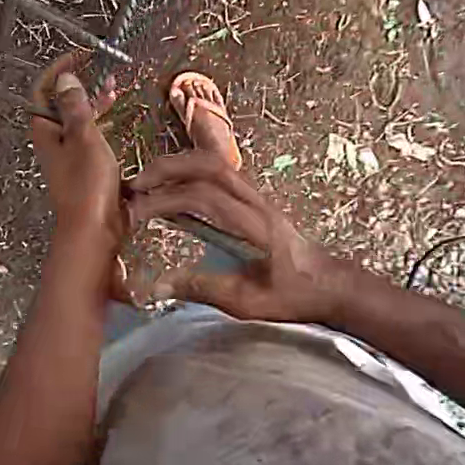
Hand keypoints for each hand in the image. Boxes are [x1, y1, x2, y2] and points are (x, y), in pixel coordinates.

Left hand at [30, 53, 120, 248]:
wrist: (95, 230)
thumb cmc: (87, 185)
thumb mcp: (84, 138)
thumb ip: (76, 108)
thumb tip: (65, 80)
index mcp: (46, 133)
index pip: (42, 92)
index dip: (57, 72)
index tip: (78, 58)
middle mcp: (54, 144)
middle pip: (61, 106)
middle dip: (80, 87)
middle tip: (101, 73)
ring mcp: (70, 158)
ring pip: (79, 122)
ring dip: (93, 105)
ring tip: (114, 91)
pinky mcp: (87, 171)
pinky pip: (92, 140)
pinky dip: (103, 127)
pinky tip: (118, 124)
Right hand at [126, 149, 359, 322]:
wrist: (330, 283)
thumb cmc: (293, 296)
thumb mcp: (249, 302)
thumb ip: (204, 289)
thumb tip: (157, 286)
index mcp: (255, 225)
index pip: (204, 197)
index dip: (165, 200)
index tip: (136, 213)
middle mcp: (255, 200)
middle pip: (208, 164)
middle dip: (166, 168)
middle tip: (134, 186)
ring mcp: (255, 194)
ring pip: (214, 161)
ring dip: (176, 165)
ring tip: (145, 182)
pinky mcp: (252, 196)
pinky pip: (218, 170)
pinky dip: (188, 170)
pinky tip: (170, 185)